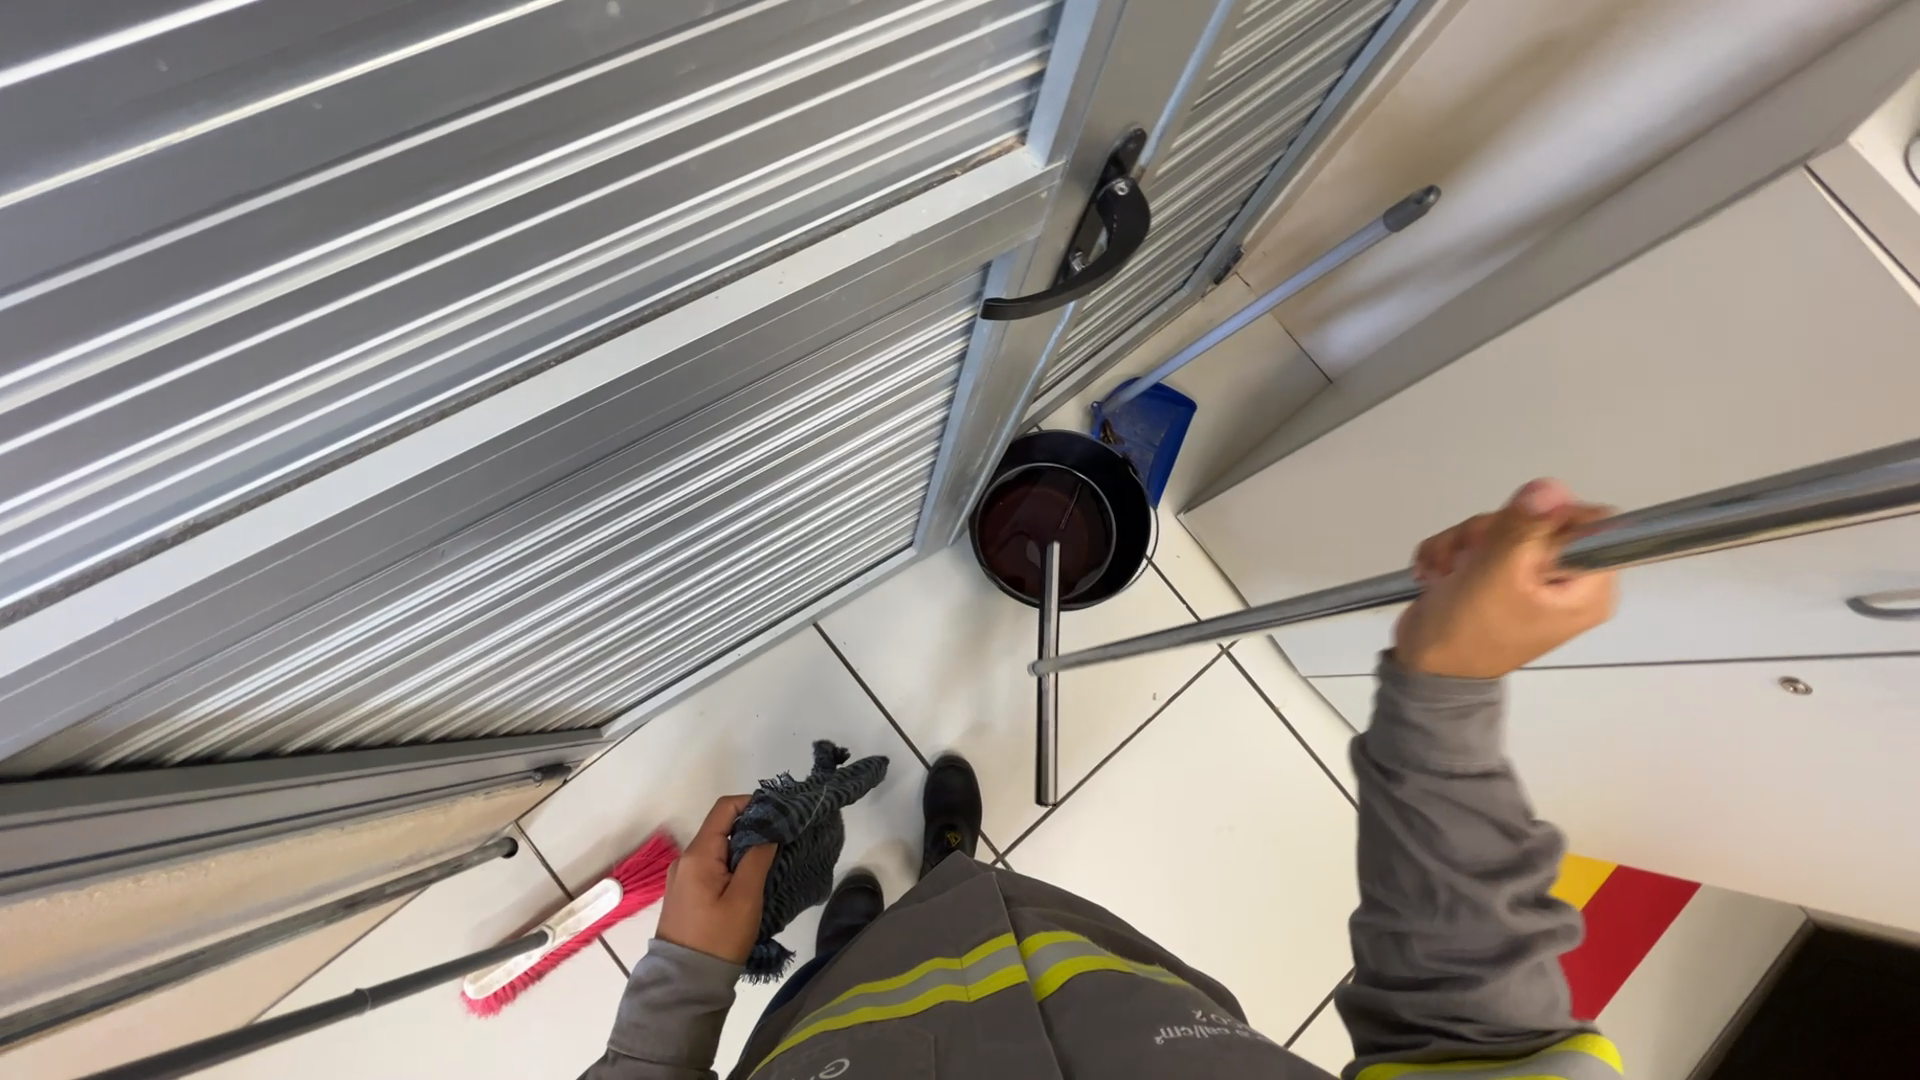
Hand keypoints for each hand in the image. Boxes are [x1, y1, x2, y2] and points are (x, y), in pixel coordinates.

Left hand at [655, 795, 776, 963]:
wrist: (684, 985)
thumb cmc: (718, 938)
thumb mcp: (745, 897)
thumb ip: (757, 857)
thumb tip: (769, 831)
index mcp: (698, 854)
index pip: (725, 808)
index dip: (752, 803)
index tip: (778, 815)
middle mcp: (686, 859)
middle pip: (722, 826)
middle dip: (752, 827)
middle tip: (781, 838)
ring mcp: (683, 876)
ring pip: (718, 846)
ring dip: (743, 846)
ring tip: (770, 858)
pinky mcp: (686, 892)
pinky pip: (712, 864)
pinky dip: (732, 862)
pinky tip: (751, 877)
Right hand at [1393, 478, 1618, 678]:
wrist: (1423, 669)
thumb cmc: (1465, 632)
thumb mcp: (1494, 578)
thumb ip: (1522, 531)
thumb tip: (1549, 486)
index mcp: (1586, 587)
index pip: (1589, 523)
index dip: (1545, 519)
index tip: (1509, 538)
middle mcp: (1563, 579)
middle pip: (1534, 521)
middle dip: (1487, 534)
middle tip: (1465, 558)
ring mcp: (1524, 578)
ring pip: (1497, 530)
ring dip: (1458, 543)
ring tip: (1441, 571)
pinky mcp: (1490, 577)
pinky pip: (1474, 544)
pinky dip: (1447, 553)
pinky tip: (1433, 573)